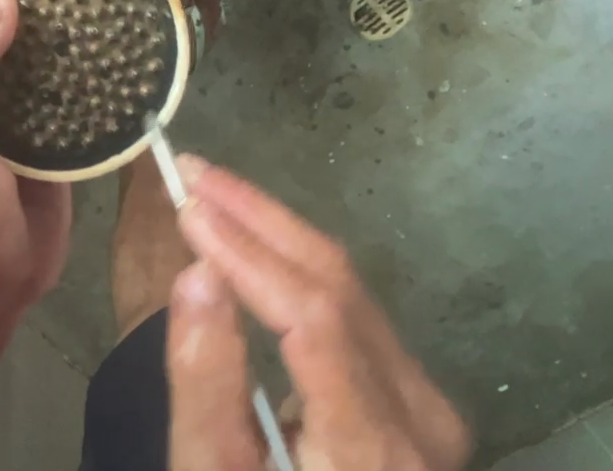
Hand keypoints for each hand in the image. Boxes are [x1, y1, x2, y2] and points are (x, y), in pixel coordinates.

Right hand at [168, 157, 469, 470]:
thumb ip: (206, 382)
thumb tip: (197, 273)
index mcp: (373, 451)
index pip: (314, 321)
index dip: (248, 253)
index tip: (187, 204)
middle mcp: (419, 417)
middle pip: (336, 286)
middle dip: (256, 217)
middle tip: (190, 170)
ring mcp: (424, 399)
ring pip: (345, 283)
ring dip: (270, 228)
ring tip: (207, 189)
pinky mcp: (410, 386)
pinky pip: (347, 302)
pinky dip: (289, 259)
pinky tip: (246, 232)